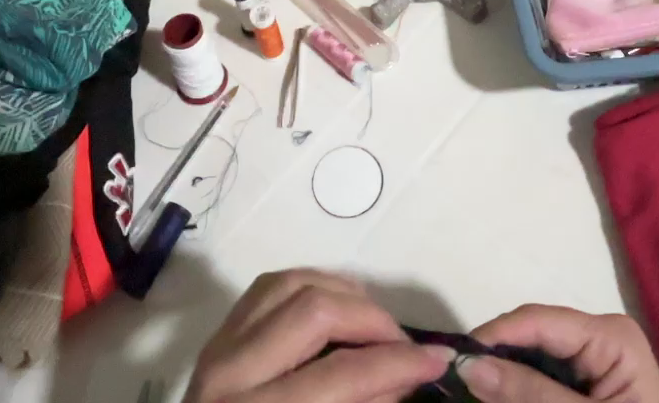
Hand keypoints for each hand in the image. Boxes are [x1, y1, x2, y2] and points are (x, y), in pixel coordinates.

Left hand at [185, 269, 453, 402]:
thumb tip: (408, 372)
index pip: (339, 376)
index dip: (395, 363)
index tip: (438, 359)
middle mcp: (231, 372)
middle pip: (314, 311)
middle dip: (373, 321)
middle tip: (406, 344)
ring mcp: (220, 344)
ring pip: (292, 283)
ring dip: (343, 294)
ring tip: (377, 323)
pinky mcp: (221, 331)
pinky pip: (272, 285)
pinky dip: (313, 284)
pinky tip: (340, 305)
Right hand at [461, 304, 658, 401]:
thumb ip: (531, 394)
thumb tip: (469, 364)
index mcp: (610, 335)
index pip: (538, 320)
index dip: (494, 335)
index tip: (454, 359)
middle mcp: (599, 336)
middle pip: (531, 336)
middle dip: (496, 358)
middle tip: (457, 380)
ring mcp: (593, 360)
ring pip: (532, 357)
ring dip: (504, 376)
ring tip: (471, 390)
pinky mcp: (585, 384)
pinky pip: (543, 376)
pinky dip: (521, 390)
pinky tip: (500, 398)